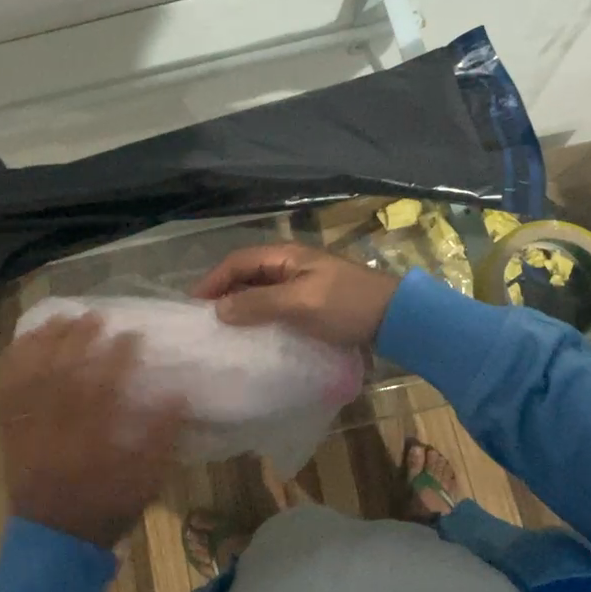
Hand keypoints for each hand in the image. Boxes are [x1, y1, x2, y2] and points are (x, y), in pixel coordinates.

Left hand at [0, 313, 185, 548]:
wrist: (54, 543)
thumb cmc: (105, 509)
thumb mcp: (145, 481)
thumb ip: (161, 437)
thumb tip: (178, 394)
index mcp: (89, 443)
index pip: (103, 387)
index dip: (117, 356)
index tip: (132, 333)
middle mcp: (53, 431)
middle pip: (62, 374)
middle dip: (78, 339)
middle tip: (96, 316)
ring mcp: (26, 430)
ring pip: (30, 377)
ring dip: (45, 343)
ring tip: (61, 318)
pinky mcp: (8, 433)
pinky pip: (3, 393)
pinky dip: (10, 364)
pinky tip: (23, 342)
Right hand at [189, 244, 401, 347]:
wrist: (397, 318)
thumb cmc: (346, 306)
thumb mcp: (300, 304)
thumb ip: (258, 305)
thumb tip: (219, 309)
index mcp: (285, 256)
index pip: (237, 261)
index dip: (212, 280)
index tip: (193, 305)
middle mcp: (290, 264)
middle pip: (246, 274)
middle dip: (223, 293)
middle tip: (204, 321)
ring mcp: (302, 283)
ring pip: (260, 290)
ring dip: (240, 306)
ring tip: (223, 331)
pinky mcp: (312, 303)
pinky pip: (275, 305)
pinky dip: (259, 317)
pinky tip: (254, 336)